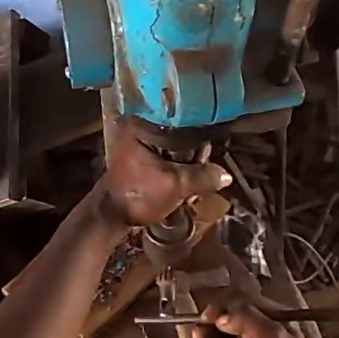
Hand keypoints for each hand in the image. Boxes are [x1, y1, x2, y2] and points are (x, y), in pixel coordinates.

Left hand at [92, 119, 230, 228]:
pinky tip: (185, 191)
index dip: (198, 138)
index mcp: (143, 125)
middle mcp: (141, 127)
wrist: (111, 218)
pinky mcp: (145, 157)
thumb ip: (203, 176)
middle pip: (183, 135)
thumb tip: (227, 175)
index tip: (204, 157)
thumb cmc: (139, 196)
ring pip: (179, 149)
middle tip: (198, 179)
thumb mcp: (175, 185)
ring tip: (190, 191)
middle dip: (194, 159)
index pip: (182, 120)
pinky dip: (180, 172)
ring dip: (189, 170)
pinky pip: (171, 158)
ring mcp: (142, 142)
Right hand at [193, 296, 337, 337]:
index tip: (207, 317)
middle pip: (230, 316)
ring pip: (223, 334)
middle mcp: (260, 327)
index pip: (242, 300)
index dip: (222, 305)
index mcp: (272, 315)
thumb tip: (220, 318)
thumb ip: (246, 320)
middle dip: (212, 324)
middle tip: (198, 336)